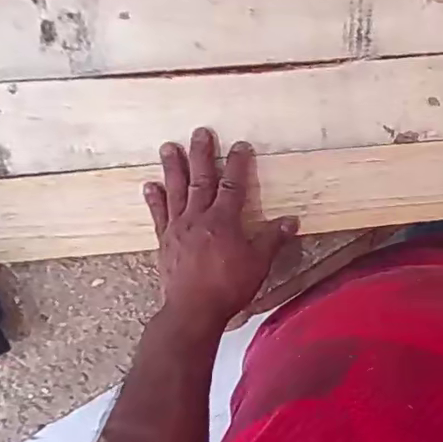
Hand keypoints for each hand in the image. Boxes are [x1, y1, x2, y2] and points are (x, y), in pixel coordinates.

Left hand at [143, 128, 298, 332]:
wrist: (193, 308)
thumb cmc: (230, 285)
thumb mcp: (260, 263)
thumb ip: (273, 239)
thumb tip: (291, 221)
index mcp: (224, 221)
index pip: (234, 185)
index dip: (238, 164)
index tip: (241, 145)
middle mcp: (198, 218)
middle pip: (201, 180)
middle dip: (202, 155)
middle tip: (200, 133)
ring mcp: (178, 228)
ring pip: (176, 190)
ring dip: (173, 167)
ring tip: (169, 146)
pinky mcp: (165, 240)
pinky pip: (159, 214)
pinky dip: (155, 198)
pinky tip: (151, 185)